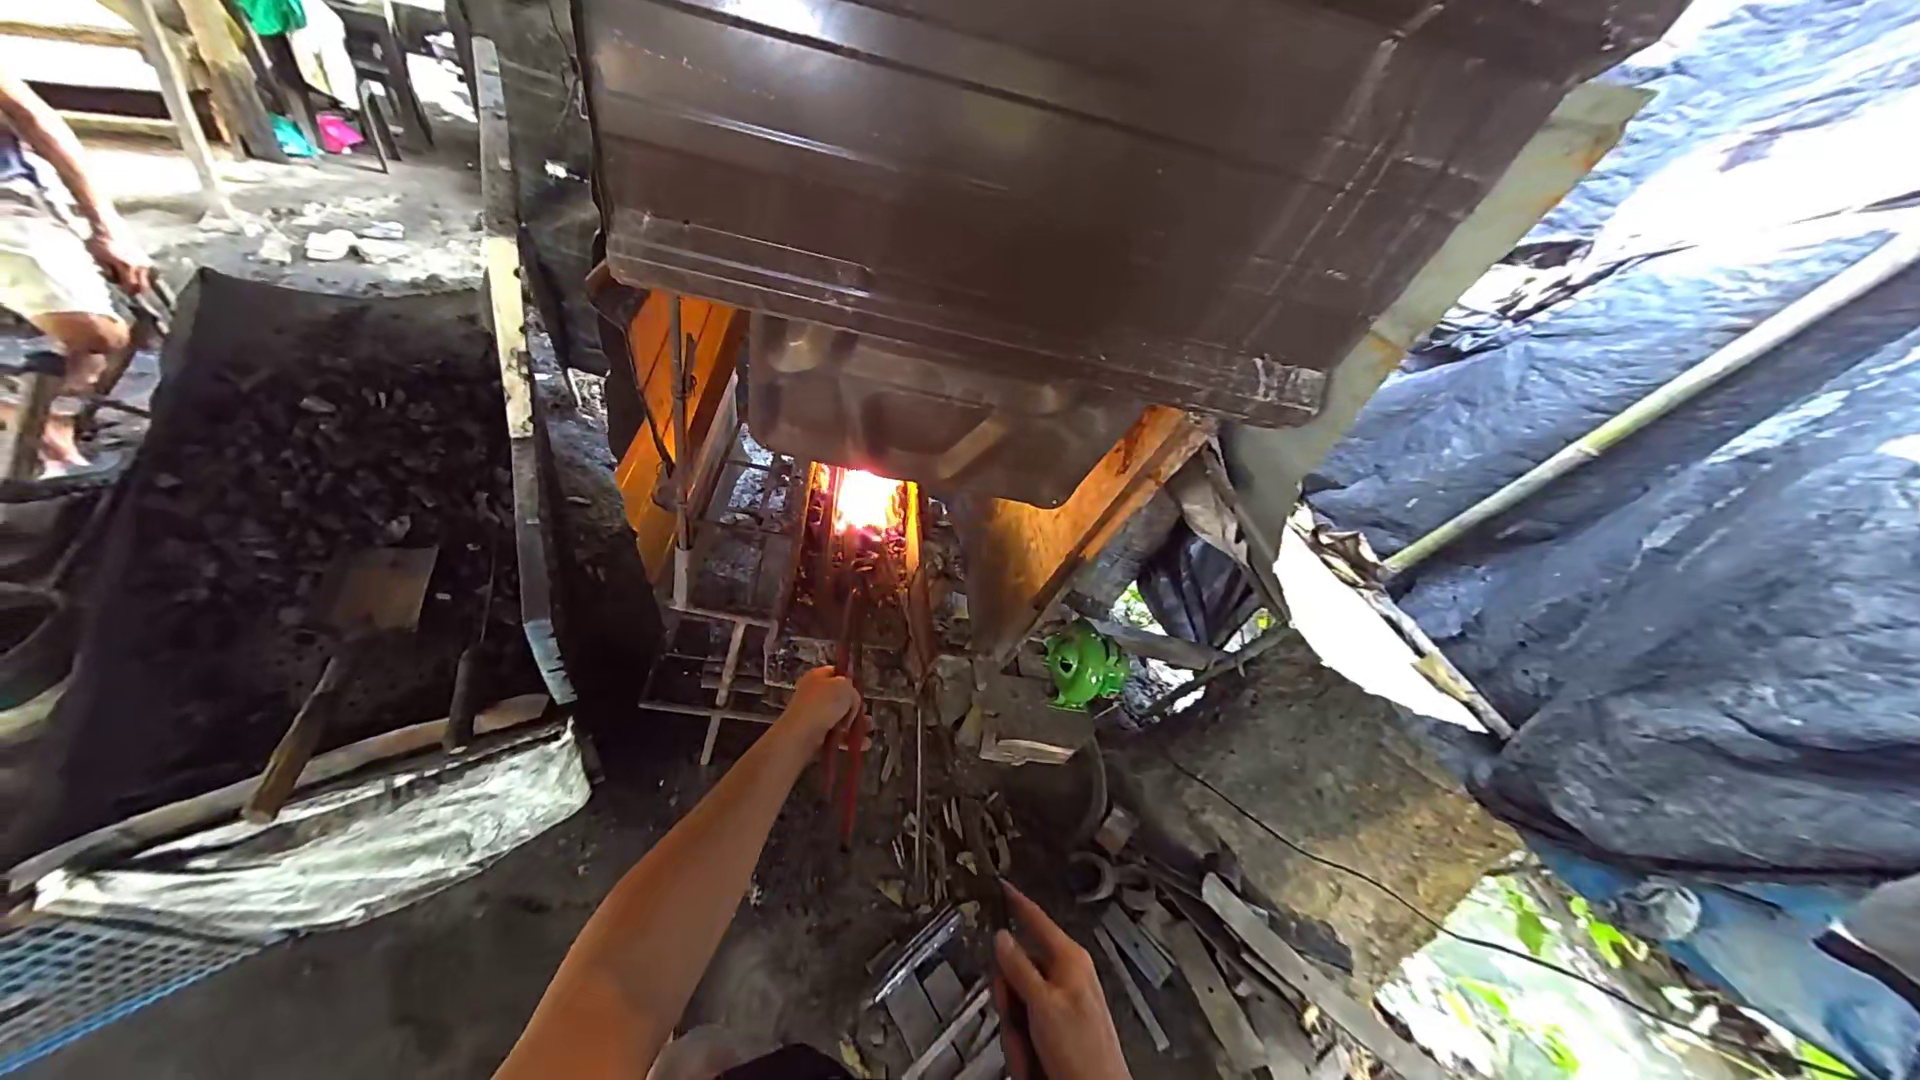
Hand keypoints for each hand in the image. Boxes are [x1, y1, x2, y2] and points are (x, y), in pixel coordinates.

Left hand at [85, 225, 151, 293]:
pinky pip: (146, 274)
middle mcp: (139, 267)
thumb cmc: (99, 242)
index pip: (131, 285)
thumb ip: (107, 270)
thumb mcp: (96, 256)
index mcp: (126, 267)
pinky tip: (134, 275)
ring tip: (130, 282)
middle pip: (142, 285)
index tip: (125, 295)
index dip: (128, 292)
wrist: (111, 229)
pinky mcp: (147, 261)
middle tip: (129, 292)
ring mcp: (145, 264)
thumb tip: (114, 280)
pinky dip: (141, 277)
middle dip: (136, 290)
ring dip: (139, 283)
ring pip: (146, 280)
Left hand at [775, 666, 859, 748]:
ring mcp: (813, 714)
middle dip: (855, 706)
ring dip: (855, 723)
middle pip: (839, 697)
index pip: (836, 673)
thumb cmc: (824, 704)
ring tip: (869, 728)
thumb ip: (853, 691)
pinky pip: (835, 734)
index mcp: (817, 676)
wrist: (802, 733)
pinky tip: (864, 744)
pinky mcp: (814, 734)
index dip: (850, 680)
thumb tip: (851, 702)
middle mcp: (813, 693)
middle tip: (865, 711)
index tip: (860, 691)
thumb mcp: (846, 688)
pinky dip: (848, 738)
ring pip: (839, 717)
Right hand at [993, 881, 1131, 1079]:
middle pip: (1019, 966)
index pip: (1036, 919)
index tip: (1000, 883)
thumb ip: (1019, 968)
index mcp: (1068, 957)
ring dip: (1015, 1028)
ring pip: (1018, 997)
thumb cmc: (1079, 1049)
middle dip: (1008, 998)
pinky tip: (1031, 1060)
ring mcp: (1061, 998)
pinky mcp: (1058, 1022)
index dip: (1016, 901)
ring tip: (1028, 1052)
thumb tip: (1001, 935)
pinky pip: (1027, 1019)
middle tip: (1013, 1021)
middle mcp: (1065, 972)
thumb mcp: (1042, 1006)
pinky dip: (1023, 1041)